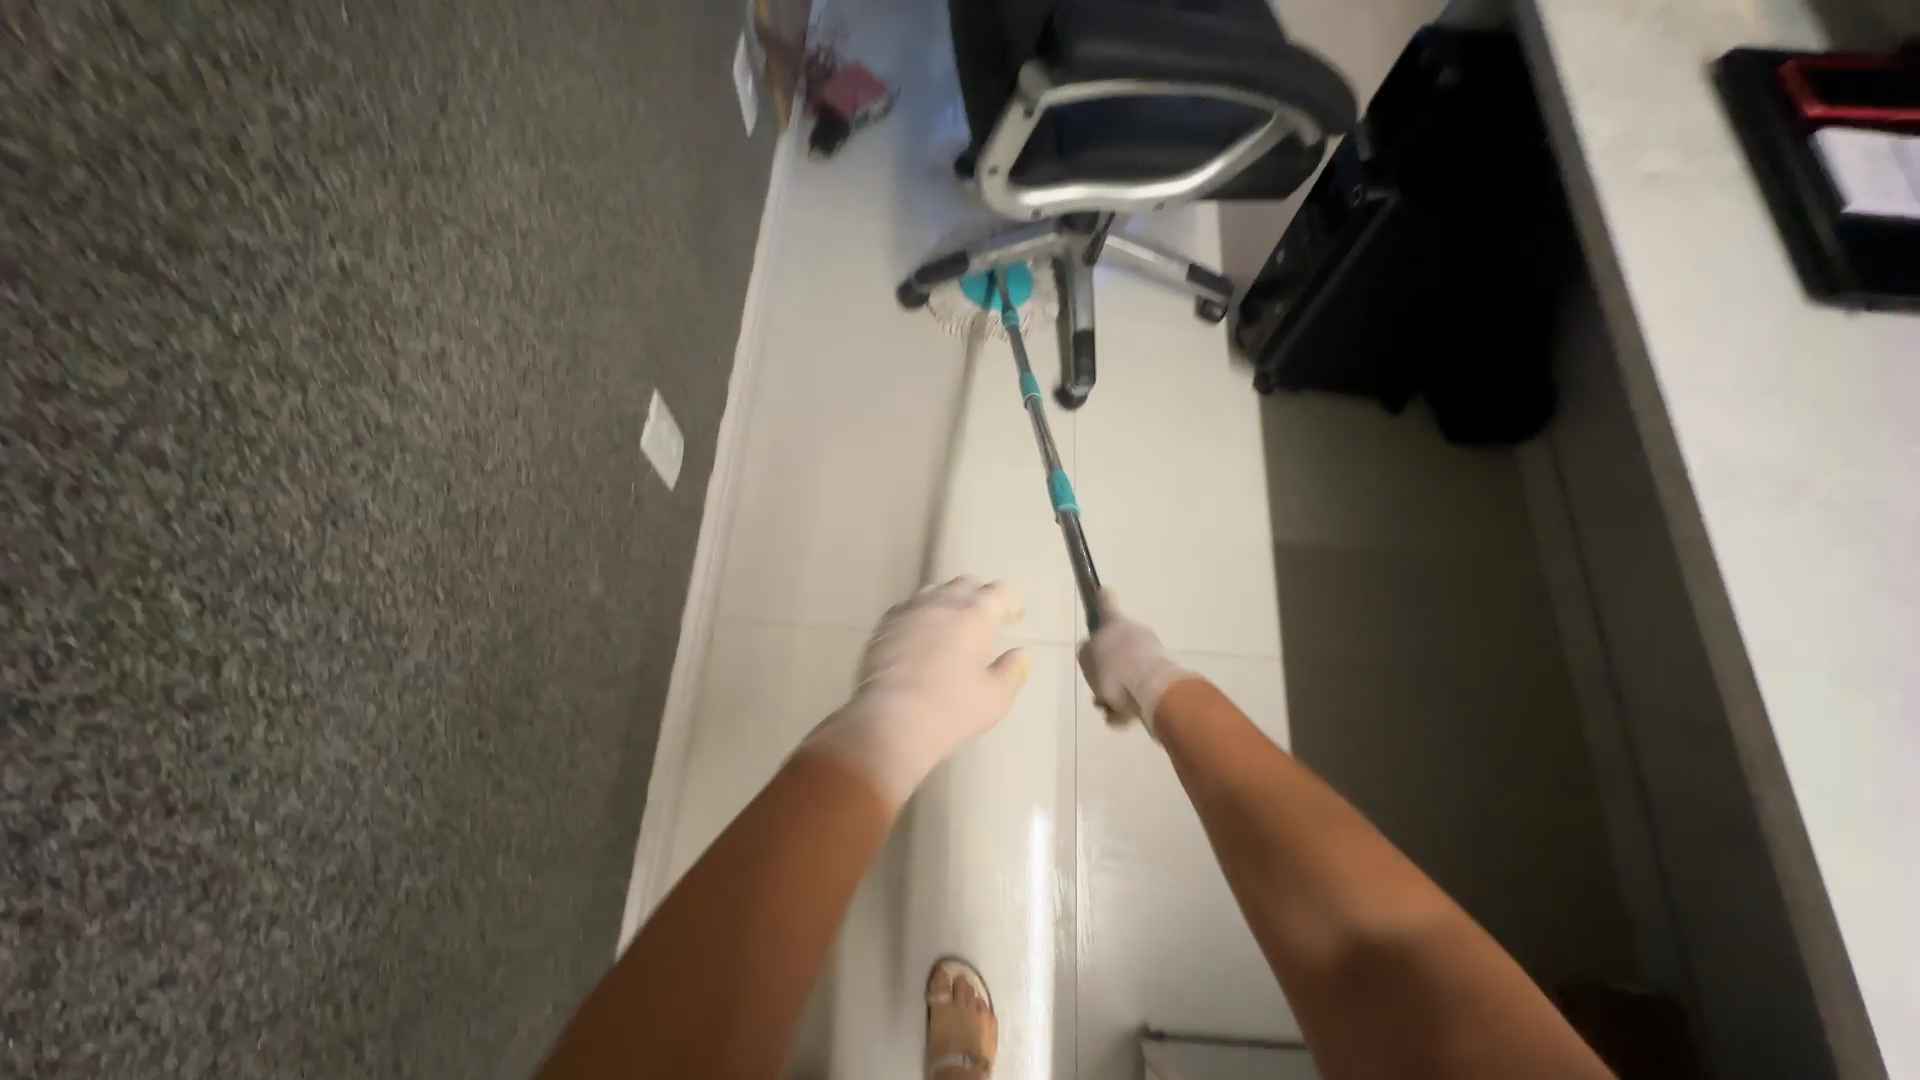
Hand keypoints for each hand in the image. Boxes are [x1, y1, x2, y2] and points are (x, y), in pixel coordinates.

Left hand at [801, 578, 1028, 805]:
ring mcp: (909, 612)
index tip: (1014, 617)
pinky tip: (920, 635)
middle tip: (984, 622)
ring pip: (933, 591)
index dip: (1010, 601)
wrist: (891, 721)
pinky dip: (920, 614)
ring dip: (947, 602)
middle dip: (978, 597)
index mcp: (974, 616)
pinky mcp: (884, 626)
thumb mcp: (995, 698)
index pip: (998, 592)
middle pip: (964, 585)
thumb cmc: (950, 710)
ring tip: (951, 626)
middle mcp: (942, 604)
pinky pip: (907, 607)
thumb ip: (1011, 671)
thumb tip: (1019, 654)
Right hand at [1078, 590, 1192, 737]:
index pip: (1106, 604)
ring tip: (1108, 709)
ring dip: (1115, 691)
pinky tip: (1121, 719)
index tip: (1102, 591)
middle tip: (1097, 687)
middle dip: (1106, 668)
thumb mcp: (1086, 658)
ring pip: (1126, 672)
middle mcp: (1136, 634)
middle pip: (1116, 647)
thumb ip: (1086, 651)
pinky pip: (1137, 690)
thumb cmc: (1114, 670)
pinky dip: (1128, 705)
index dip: (1101, 600)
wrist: (1152, 691)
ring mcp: (1152, 654)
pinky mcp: (1162, 677)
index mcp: (1116, 624)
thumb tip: (1092, 651)